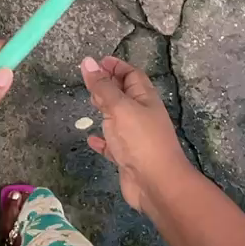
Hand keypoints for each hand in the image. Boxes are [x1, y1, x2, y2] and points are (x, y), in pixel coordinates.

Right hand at [80, 56, 193, 213]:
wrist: (156, 184)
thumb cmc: (140, 140)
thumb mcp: (120, 107)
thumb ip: (102, 86)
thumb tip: (87, 61)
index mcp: (145, 99)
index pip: (131, 75)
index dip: (116, 66)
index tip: (97, 61)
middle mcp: (141, 115)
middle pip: (125, 94)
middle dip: (108, 85)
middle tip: (89, 80)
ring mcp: (135, 137)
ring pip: (118, 118)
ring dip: (105, 109)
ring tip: (89, 103)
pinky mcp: (127, 157)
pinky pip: (113, 144)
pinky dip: (102, 140)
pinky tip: (91, 139)